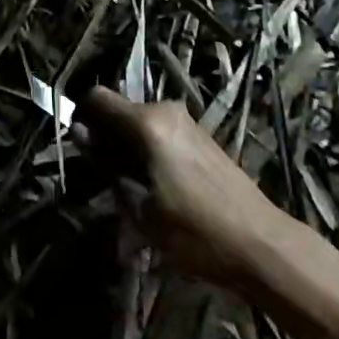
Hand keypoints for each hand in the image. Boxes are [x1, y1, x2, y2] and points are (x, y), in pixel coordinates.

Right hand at [74, 86, 283, 288]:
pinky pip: (159, 131)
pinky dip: (147, 149)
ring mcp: (185, 120)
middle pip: (119, 110)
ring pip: (139, 122)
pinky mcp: (200, 134)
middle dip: (105, 136)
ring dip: (126, 145)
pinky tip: (155, 184)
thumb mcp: (140, 206)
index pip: (98, 97)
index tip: (79, 148)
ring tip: (130, 187)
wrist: (259, 241)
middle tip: (104, 177)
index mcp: (146, 121)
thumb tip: (79, 132)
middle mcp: (165, 109)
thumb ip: (107, 164)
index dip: (82, 116)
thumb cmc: (194, 230)